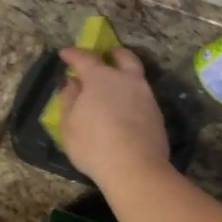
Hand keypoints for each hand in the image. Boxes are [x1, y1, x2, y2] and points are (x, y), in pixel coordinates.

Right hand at [57, 46, 170, 187]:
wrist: (135, 167)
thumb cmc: (93, 145)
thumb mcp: (69, 124)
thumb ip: (69, 99)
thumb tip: (72, 83)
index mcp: (101, 78)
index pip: (85, 58)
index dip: (73, 54)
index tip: (64, 53)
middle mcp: (127, 80)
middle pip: (123, 58)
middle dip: (113, 55)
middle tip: (106, 57)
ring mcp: (146, 96)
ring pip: (136, 77)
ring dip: (125, 76)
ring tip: (116, 87)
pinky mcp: (157, 114)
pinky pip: (143, 97)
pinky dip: (132, 97)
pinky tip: (127, 109)